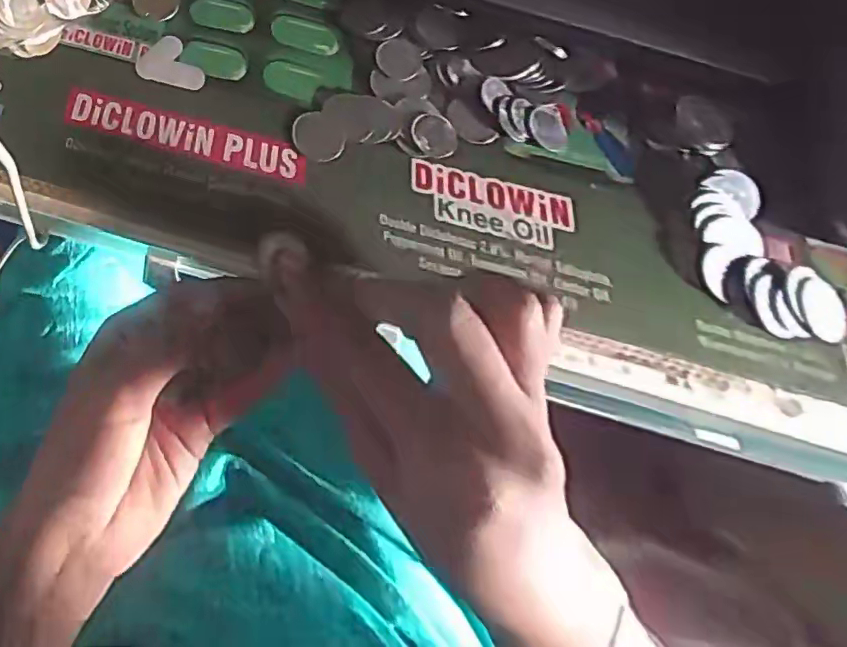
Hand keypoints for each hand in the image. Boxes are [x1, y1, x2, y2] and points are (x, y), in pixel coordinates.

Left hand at [0, 279, 289, 646]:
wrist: (78, 533)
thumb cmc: (84, 449)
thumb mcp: (117, 389)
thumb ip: (164, 348)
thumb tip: (211, 306)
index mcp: (128, 335)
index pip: (182, 301)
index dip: (222, 291)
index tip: (264, 284)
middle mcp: (156, 355)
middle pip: (209, 326)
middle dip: (247, 314)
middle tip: (295, 303)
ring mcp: (179, 392)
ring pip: (225, 356)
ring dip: (259, 342)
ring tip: (303, 325)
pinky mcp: (198, 428)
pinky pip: (232, 394)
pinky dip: (258, 379)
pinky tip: (287, 363)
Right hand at [270, 247, 633, 646]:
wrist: (533, 570)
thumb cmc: (441, 533)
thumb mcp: (377, 473)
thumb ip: (343, 392)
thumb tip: (302, 322)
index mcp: (442, 455)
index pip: (369, 357)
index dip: (324, 309)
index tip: (292, 276)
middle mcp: (500, 420)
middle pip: (446, 314)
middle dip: (382, 289)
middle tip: (347, 292)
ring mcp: (537, 398)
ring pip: (505, 302)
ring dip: (444, 286)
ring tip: (410, 301)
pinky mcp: (553, 383)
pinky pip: (536, 312)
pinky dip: (493, 294)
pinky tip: (460, 306)